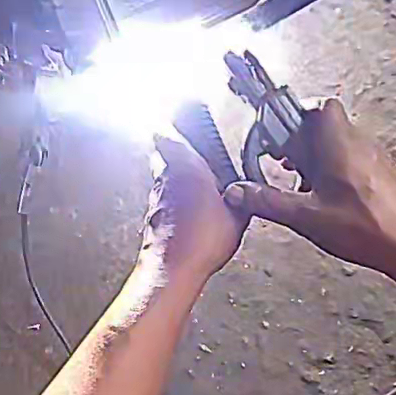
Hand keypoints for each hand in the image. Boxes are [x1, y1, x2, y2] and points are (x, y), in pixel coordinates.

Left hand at [141, 134, 245, 287]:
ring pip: (160, 182)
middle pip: (161, 156)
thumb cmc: (201, 240)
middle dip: (172, 155)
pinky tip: (185, 220)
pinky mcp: (150, 221)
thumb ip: (241, 199)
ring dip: (173, 184)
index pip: (168, 135)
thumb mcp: (237, 215)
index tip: (175, 124)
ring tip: (194, 195)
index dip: (172, 130)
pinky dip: (170, 208)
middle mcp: (165, 179)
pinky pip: (160, 207)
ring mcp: (154, 201)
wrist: (172, 270)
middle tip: (190, 159)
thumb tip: (245, 195)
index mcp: (186, 167)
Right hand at [223, 98, 395, 276]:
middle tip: (282, 165)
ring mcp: (372, 157)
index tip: (272, 135)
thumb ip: (267, 201)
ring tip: (301, 188)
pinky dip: (331, 173)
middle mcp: (357, 142)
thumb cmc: (367, 227)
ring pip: (334, 144)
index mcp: (338, 142)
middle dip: (297, 143)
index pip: (314, 105)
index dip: (290, 115)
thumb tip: (237, 192)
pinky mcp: (380, 174)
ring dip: (313, 160)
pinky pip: (349, 161)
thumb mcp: (306, 216)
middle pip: (321, 125)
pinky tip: (324, 201)